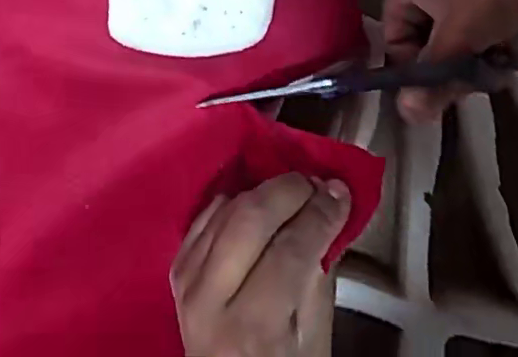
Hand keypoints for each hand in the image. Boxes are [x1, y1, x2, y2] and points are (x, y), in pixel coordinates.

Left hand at [172, 173, 350, 356]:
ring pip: (229, 209)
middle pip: (251, 220)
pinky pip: (208, 215)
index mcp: (252, 329)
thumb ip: (320, 266)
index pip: (290, 251)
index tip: (341, 191)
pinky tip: (260, 201)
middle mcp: (210, 303)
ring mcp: (187, 283)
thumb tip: (331, 201)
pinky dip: (237, 200)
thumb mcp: (315, 333)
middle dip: (291, 190)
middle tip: (317, 185)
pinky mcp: (177, 268)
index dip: (320, 214)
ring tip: (295, 191)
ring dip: (267, 190)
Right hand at [382, 0, 517, 123]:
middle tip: (481, 81)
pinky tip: (512, 54)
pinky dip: (489, 45)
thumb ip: (432, 77)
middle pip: (425, 45)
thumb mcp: (459, 37)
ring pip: (454, 41)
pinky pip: (474, 29)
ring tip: (501, 67)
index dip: (420, 74)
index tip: (450, 90)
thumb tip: (406, 115)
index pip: (396, 46)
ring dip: (475, 61)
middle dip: (453, 68)